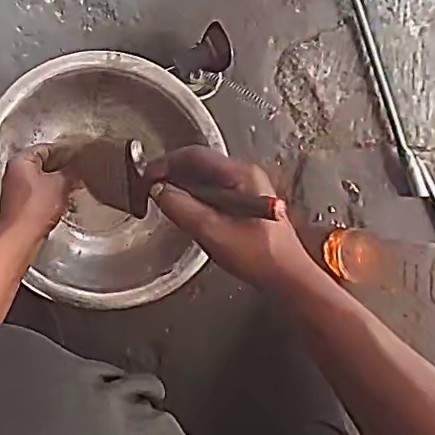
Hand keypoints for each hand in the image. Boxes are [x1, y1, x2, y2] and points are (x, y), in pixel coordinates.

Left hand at [0, 143, 76, 237]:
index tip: (77, 158)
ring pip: (41, 181)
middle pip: (43, 165)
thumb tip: (77, 169)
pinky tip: (61, 204)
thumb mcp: (61, 184)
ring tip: (72, 189)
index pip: (46, 148)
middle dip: (61, 170)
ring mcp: (16, 190)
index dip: (64, 153)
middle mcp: (14, 173)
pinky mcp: (20, 206)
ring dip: (56, 185)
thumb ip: (71, 172)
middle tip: (77, 174)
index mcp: (20, 160)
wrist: (21, 237)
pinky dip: (50, 198)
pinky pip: (38, 196)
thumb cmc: (33, 210)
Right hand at [142, 147, 319, 294]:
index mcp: (242, 175)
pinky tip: (184, 211)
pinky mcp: (244, 204)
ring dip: (181, 186)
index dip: (166, 163)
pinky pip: (212, 192)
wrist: (288, 278)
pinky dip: (193, 197)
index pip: (195, 155)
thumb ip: (182, 208)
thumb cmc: (261, 257)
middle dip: (172, 173)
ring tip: (162, 198)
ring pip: (205, 178)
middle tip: (151, 187)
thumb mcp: (213, 232)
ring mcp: (246, 189)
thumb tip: (159, 191)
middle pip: (200, 164)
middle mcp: (246, 176)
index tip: (147, 176)